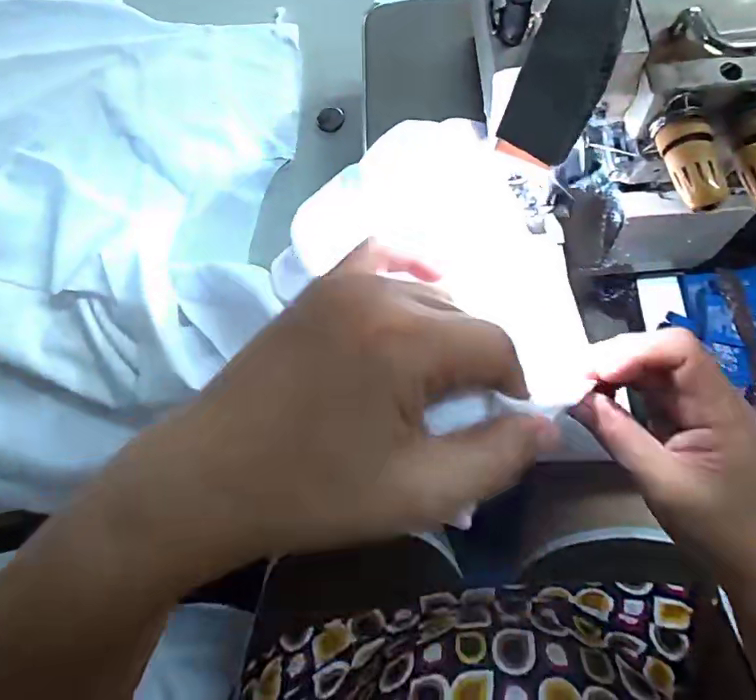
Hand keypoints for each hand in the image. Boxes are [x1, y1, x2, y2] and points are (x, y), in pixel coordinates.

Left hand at [94, 239, 557, 569]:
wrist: (210, 476)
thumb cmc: (314, 492)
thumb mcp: (418, 494)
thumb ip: (495, 457)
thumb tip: (545, 425)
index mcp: (407, 338)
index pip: (497, 343)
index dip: (511, 387)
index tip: (494, 427)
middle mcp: (380, 292)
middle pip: (463, 317)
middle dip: (475, 366)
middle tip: (453, 418)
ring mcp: (343, 281)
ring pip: (427, 295)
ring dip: (442, 334)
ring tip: (423, 385)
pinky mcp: (318, 286)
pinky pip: (379, 259)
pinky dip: (405, 275)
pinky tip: (410, 298)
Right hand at [571, 328, 755, 569]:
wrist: (752, 561)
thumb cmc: (715, 527)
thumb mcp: (661, 484)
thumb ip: (619, 436)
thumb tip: (576, 399)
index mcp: (720, 407)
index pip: (681, 349)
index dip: (637, 350)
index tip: (600, 372)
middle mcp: (712, 394)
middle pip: (663, 351)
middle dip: (619, 357)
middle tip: (579, 377)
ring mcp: (699, 403)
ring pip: (653, 365)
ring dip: (616, 368)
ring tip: (583, 384)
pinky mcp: (686, 414)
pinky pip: (651, 387)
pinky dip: (623, 385)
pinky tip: (600, 395)